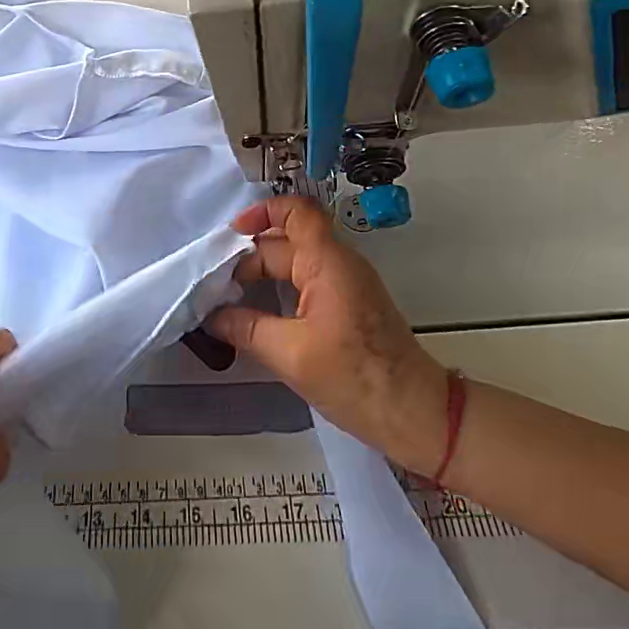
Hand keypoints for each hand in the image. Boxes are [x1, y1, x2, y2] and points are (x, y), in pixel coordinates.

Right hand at [207, 196, 449, 471]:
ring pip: (294, 264)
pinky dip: (276, 290)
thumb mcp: (290, 354)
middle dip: (247, 257)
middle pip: (286, 243)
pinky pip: (304, 283)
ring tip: (226, 297)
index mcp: (328, 264)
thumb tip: (212, 317)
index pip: (297, 213)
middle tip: (213, 283)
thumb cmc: (357, 378)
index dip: (262, 212)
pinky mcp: (346, 307)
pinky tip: (253, 314)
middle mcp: (338, 266)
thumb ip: (245, 328)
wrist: (417, 415)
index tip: (230, 236)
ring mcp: (344, 286)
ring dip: (260, 275)